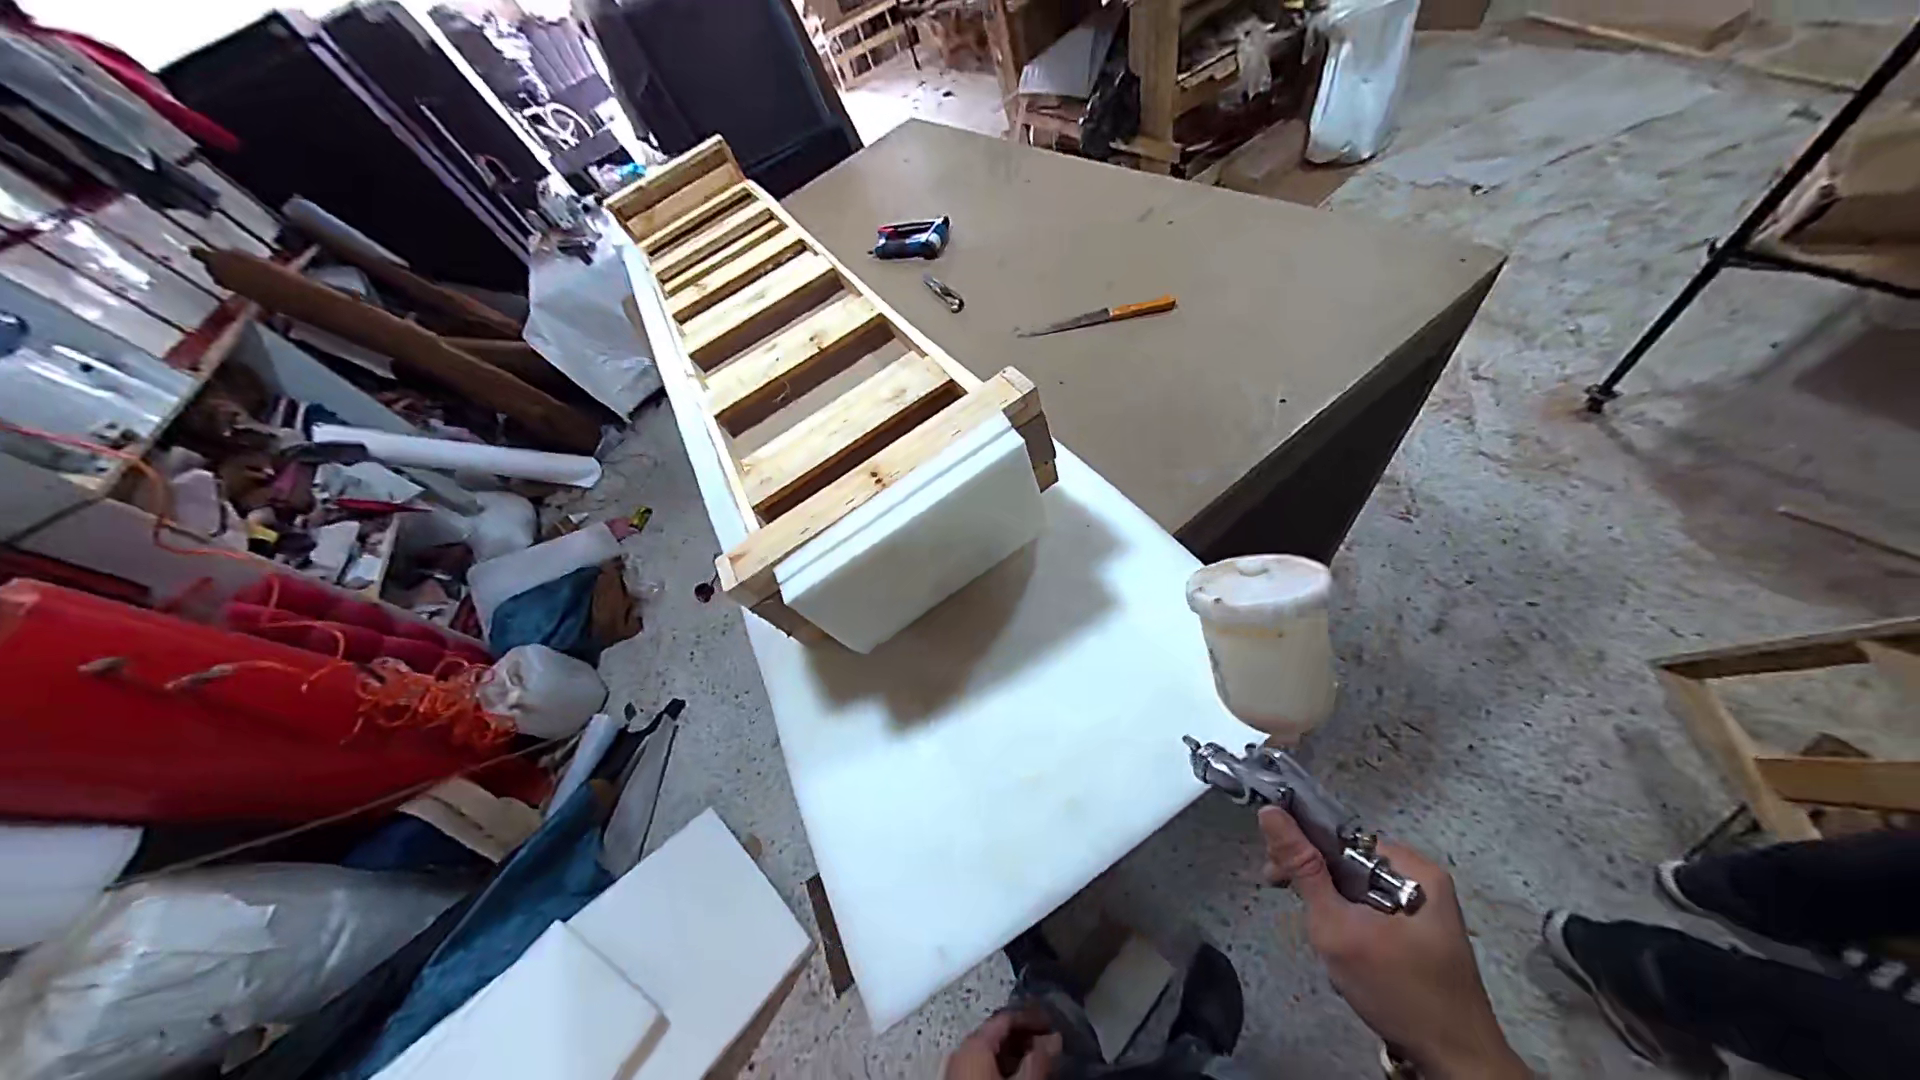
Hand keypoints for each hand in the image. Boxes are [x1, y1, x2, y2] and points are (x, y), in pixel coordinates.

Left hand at [944, 1008, 1062, 1079]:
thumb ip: (1039, 1060)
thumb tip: (1054, 1038)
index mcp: (974, 1045)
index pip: (1005, 1018)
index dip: (1031, 1019)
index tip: (1052, 1025)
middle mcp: (962, 1052)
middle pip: (996, 1033)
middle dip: (1024, 1037)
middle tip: (1048, 1044)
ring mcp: (957, 1071)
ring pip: (990, 1053)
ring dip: (1015, 1054)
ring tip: (1038, 1063)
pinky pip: (982, 1068)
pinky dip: (1003, 1068)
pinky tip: (1019, 1078)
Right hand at [1259, 806, 1528, 1079]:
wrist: (1457, 1065)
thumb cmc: (1397, 990)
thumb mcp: (1337, 926)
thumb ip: (1301, 867)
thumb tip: (1270, 812)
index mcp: (1410, 866)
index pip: (1339, 837)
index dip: (1300, 849)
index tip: (1274, 874)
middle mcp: (1421, 878)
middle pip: (1347, 862)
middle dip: (1316, 885)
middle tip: (1299, 911)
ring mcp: (1423, 907)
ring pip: (1355, 889)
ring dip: (1331, 910)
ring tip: (1325, 941)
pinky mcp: (1420, 932)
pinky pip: (1370, 911)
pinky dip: (1351, 926)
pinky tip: (1345, 951)